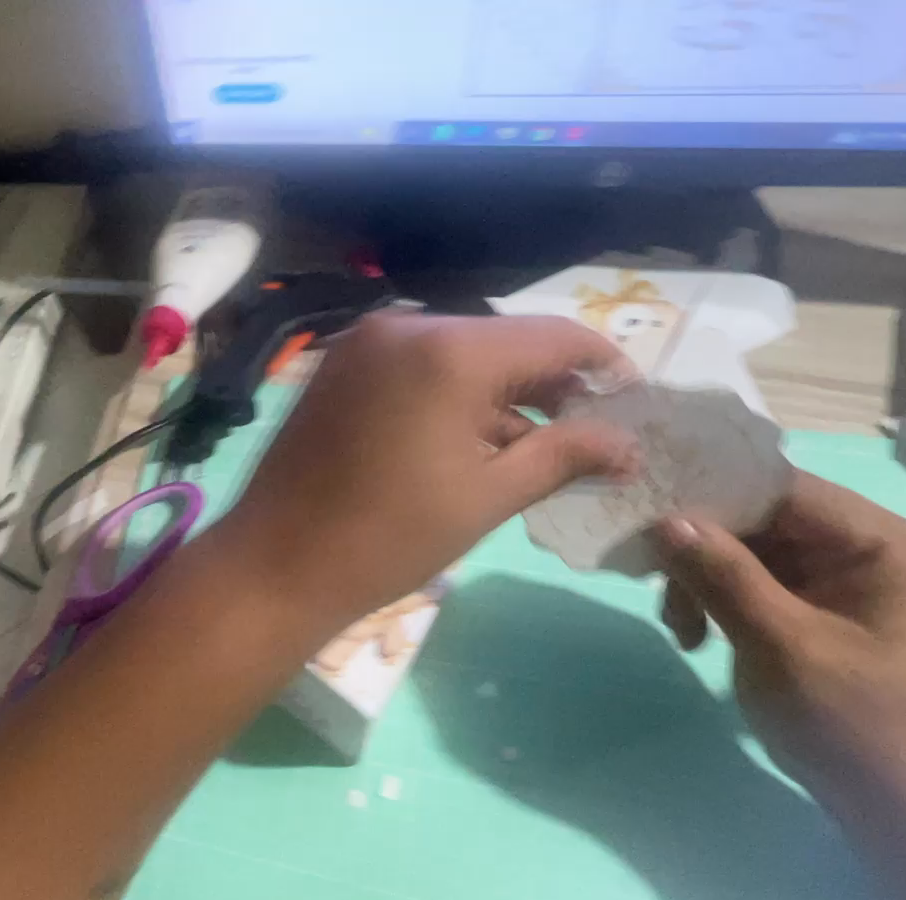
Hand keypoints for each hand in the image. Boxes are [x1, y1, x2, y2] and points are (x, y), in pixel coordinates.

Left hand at [209, 313, 638, 626]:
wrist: (275, 565)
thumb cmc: (387, 538)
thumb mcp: (486, 497)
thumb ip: (564, 456)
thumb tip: (629, 444)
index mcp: (448, 350)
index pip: (555, 336)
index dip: (602, 368)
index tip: (631, 405)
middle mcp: (404, 327)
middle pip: (503, 343)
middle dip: (548, 386)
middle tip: (584, 436)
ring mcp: (362, 345)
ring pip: (456, 356)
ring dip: (497, 395)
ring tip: (529, 450)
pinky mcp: (337, 368)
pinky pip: (412, 369)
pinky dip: (447, 397)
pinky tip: (466, 442)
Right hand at [655, 472, 905, 798]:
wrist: (879, 790)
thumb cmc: (846, 718)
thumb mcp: (780, 644)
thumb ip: (725, 577)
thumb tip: (665, 520)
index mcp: (880, 542)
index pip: (783, 490)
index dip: (715, 498)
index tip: (653, 522)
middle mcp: (859, 543)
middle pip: (757, 516)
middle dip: (701, 550)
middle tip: (658, 587)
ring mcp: (832, 570)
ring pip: (740, 545)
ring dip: (697, 578)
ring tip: (681, 625)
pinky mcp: (805, 595)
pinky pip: (742, 573)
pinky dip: (708, 596)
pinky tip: (694, 631)